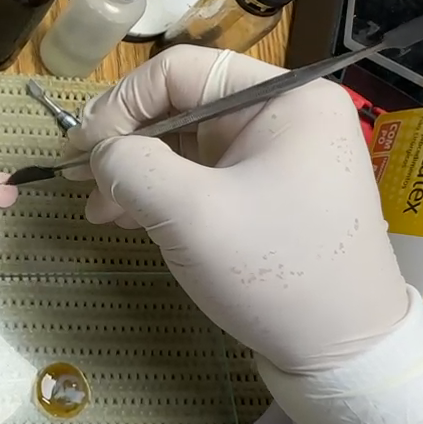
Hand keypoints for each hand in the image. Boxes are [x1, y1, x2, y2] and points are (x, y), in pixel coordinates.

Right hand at [68, 45, 408, 370]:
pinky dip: (158, 193)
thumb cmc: (272, 271)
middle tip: (81, 180)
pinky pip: (198, 176)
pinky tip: (127, 217)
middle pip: (178, 106)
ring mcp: (275, 156)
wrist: (341, 351)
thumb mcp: (189, 214)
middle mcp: (282, 115)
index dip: (120, 105)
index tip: (82, 151)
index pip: (178, 72)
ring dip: (133, 173)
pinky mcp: (264, 192)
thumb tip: (99, 153)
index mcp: (282, 99)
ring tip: (99, 209)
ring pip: (181, 145)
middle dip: (123, 144)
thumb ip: (130, 167)